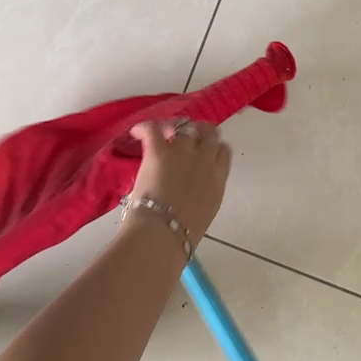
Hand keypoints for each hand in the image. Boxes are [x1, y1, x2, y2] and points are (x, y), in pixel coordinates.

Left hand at [126, 118, 230, 246]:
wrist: (163, 233)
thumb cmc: (183, 233)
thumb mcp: (205, 211)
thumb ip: (204, 192)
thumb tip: (194, 188)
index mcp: (218, 179)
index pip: (223, 151)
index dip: (213, 147)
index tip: (204, 150)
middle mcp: (204, 160)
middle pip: (208, 133)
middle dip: (199, 131)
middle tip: (187, 135)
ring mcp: (182, 152)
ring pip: (184, 126)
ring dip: (175, 127)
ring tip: (164, 132)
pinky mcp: (159, 151)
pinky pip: (153, 128)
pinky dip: (144, 127)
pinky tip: (136, 132)